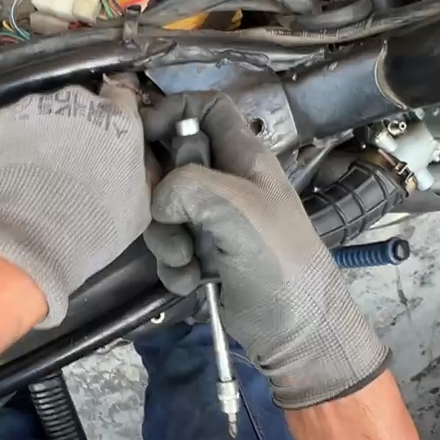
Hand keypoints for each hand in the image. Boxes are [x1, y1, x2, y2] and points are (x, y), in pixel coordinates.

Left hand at [0, 80, 149, 326]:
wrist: (22, 244)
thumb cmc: (90, 229)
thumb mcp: (139, 206)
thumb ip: (143, 168)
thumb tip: (139, 156)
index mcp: (116, 117)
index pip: (122, 94)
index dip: (116, 111)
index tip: (109, 131)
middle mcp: (74, 100)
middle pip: (80, 102)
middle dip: (77, 125)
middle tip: (71, 161)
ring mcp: (29, 107)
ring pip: (41, 113)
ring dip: (42, 134)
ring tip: (35, 173)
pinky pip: (8, 128)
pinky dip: (10, 145)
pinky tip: (9, 175)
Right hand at [143, 93, 388, 407]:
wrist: (295, 330)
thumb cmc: (278, 260)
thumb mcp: (237, 208)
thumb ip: (188, 185)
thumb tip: (159, 200)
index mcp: (244, 158)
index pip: (207, 109)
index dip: (173, 110)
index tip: (144, 133)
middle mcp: (226, 184)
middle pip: (171, 163)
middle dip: (158, 192)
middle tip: (163, 213)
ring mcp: (213, 223)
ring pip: (163, 213)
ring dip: (165, 239)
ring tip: (188, 260)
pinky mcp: (203, 258)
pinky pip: (169, 250)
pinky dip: (174, 268)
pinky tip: (193, 282)